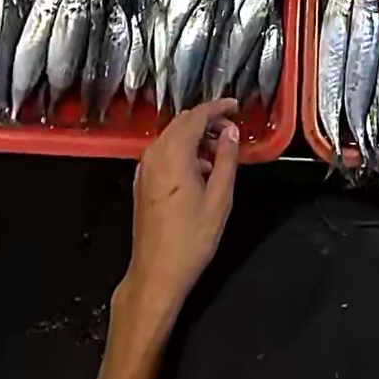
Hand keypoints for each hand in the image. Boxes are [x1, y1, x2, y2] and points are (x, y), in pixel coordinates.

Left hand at [124, 99, 240, 308]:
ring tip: (220, 155)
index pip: (197, 116)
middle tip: (232, 132)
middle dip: (208, 121)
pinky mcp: (143, 179)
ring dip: (196, 137)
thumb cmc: (191, 238)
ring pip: (173, 136)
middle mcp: (155, 152)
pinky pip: (165, 151)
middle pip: (183, 122)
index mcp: (173, 152)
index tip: (236, 106)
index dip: (218, 107)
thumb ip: (227, 159)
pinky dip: (184, 150)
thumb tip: (231, 131)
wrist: (156, 273)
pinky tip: (201, 170)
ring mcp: (145, 165)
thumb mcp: (219, 199)